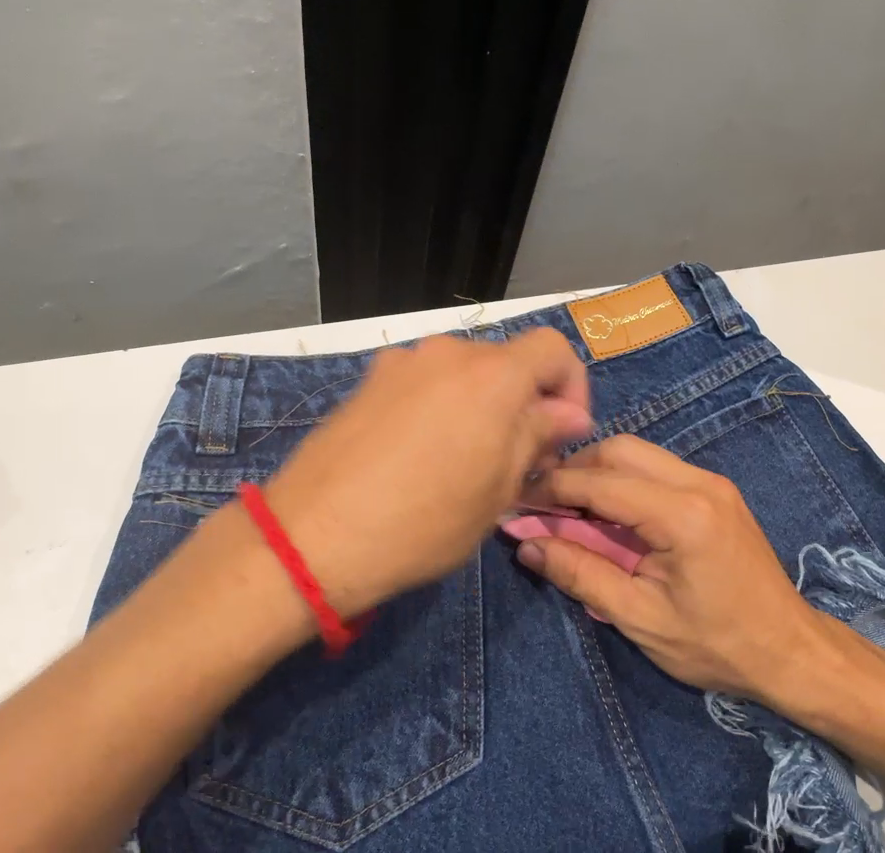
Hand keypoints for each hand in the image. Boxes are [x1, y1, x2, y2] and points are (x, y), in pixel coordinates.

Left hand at [258, 329, 591, 613]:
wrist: (313, 536)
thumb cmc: (424, 522)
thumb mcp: (498, 490)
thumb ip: (538, 437)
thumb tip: (567, 414)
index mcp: (492, 375)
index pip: (554, 349)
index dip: (571, 387)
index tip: (563, 435)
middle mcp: (448, 353)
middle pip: (506, 361)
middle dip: (524, 402)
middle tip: (518, 460)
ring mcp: (401, 363)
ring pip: (463, 374)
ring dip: (480, 406)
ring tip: (466, 462)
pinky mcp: (368, 382)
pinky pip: (423, 384)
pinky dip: (440, 407)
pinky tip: (420, 457)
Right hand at [515, 435, 829, 701]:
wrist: (791, 651)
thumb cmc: (716, 646)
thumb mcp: (640, 619)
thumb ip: (581, 574)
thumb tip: (528, 545)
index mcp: (682, 515)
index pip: (600, 483)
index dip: (552, 488)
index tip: (516, 500)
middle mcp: (699, 483)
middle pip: (619, 449)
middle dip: (574, 469)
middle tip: (542, 503)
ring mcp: (711, 482)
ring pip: (638, 452)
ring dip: (598, 471)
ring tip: (568, 507)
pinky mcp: (716, 491)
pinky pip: (657, 467)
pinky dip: (623, 479)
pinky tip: (606, 511)